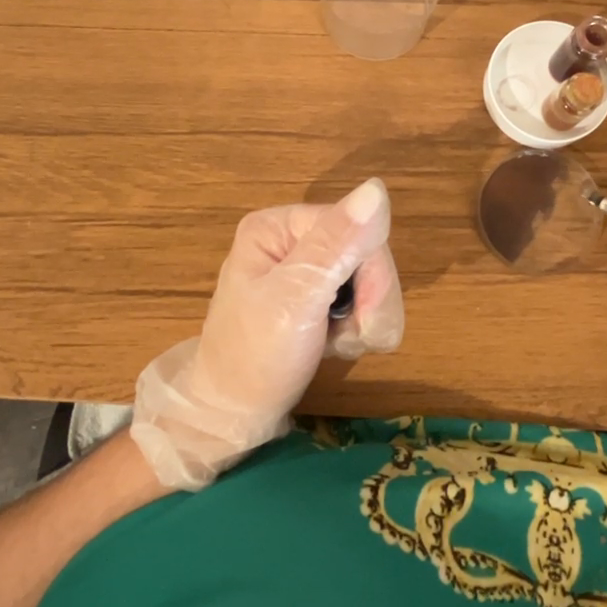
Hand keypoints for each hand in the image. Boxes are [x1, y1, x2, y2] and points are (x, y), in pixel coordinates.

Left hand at [131, 179, 404, 489]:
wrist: (229, 417)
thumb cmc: (253, 358)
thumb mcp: (294, 300)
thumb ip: (336, 246)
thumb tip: (376, 188)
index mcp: (280, 226)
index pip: (359, 228)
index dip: (372, 275)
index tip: (359, 317)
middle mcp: (295, 239)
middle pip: (370, 254)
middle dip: (371, 302)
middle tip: (348, 337)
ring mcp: (307, 269)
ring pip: (374, 280)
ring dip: (367, 320)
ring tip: (335, 344)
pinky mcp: (318, 297)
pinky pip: (364, 301)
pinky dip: (359, 329)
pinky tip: (335, 345)